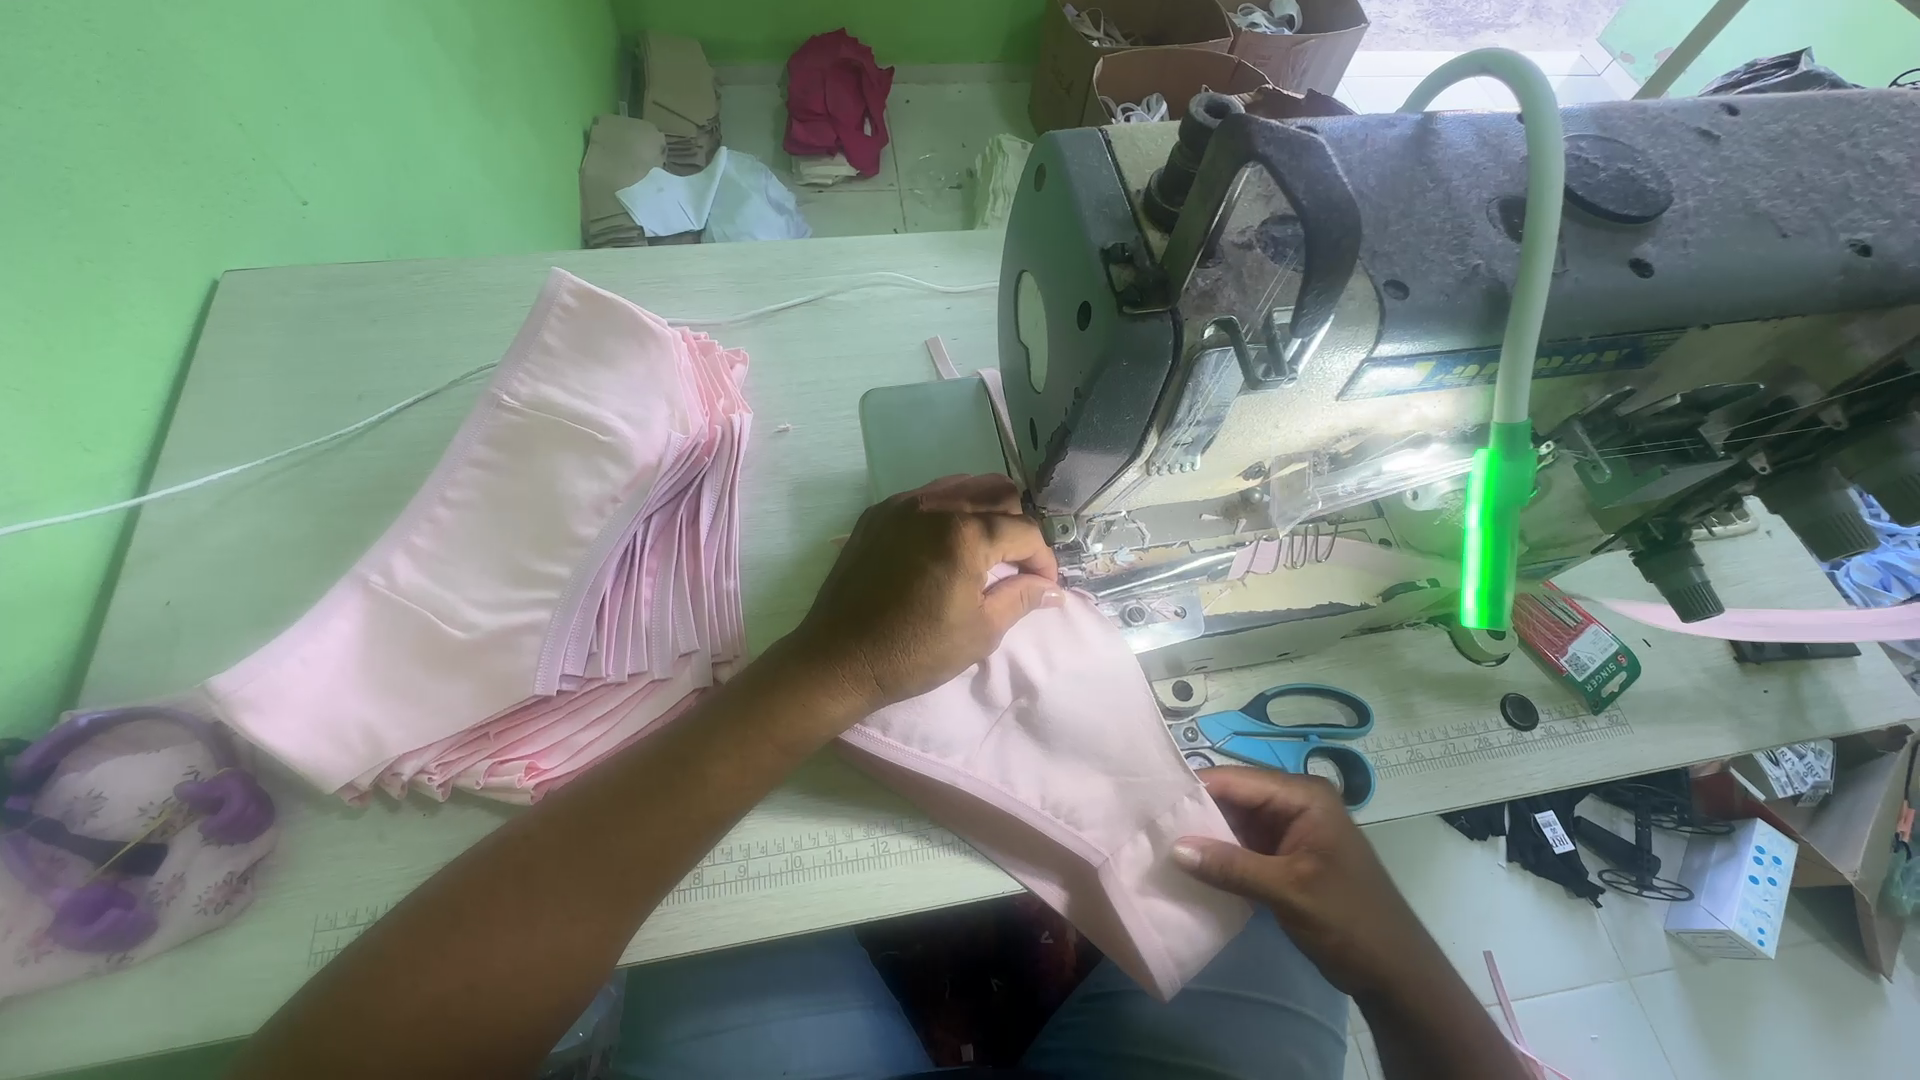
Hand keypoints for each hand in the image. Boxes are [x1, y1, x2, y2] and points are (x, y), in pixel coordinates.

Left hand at [789, 474, 1062, 714]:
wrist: (840, 658)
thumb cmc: (915, 652)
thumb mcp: (981, 631)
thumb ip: (1021, 598)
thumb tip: (1053, 589)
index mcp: (965, 534)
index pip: (1024, 530)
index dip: (1042, 560)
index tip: (1043, 586)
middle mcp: (935, 505)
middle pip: (997, 492)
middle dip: (1017, 524)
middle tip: (1014, 564)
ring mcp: (901, 505)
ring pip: (961, 486)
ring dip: (983, 511)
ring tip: (983, 550)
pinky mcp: (876, 514)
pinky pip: (926, 496)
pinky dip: (946, 512)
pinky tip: (943, 546)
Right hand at [1172, 767, 1448, 999]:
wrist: (1396, 974)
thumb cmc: (1351, 921)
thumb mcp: (1289, 891)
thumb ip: (1231, 867)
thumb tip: (1173, 847)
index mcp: (1304, 796)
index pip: (1236, 780)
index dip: (1194, 789)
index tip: (1149, 800)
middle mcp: (1294, 803)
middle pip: (1232, 797)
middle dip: (1194, 811)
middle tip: (1147, 822)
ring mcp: (1289, 830)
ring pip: (1233, 822)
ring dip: (1202, 835)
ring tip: (1156, 840)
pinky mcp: (1283, 856)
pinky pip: (1241, 845)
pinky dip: (1217, 855)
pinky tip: (1187, 864)